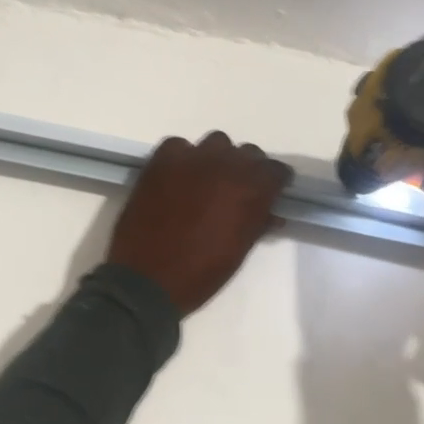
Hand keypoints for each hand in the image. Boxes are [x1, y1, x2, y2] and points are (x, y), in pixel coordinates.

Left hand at [108, 132, 292, 314]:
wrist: (146, 280)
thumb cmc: (199, 274)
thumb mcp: (238, 253)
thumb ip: (257, 225)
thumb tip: (271, 213)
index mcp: (250, 190)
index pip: (276, 170)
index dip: (275, 182)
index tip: (271, 193)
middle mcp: (226, 165)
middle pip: (247, 153)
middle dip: (248, 169)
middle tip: (237, 190)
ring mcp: (191, 159)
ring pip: (216, 143)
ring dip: (217, 159)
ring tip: (207, 181)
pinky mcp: (161, 160)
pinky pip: (179, 146)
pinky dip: (183, 158)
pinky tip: (178, 178)